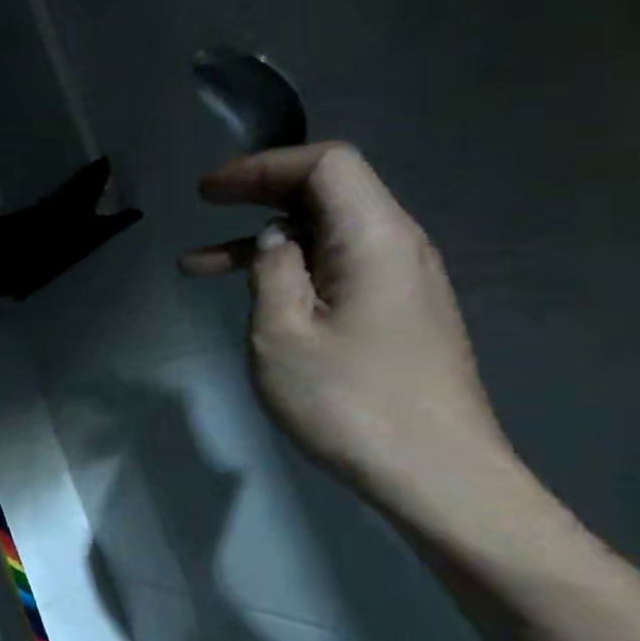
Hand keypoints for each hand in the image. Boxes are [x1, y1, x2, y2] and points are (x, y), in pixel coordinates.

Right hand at [180, 143, 513, 503]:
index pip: (325, 165)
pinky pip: (339, 271)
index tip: (211, 191)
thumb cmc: (352, 403)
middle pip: (329, 193)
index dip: (263, 166)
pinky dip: (292, 274)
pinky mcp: (400, 316)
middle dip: (261, 194)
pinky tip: (256, 299)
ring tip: (200, 265)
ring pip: (327, 237)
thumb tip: (277, 240)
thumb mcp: (284, 335)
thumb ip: (273, 272)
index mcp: (374, 237)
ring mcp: (403, 283)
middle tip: (206, 205)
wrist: (438, 476)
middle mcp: (398, 246)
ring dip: (267, 243)